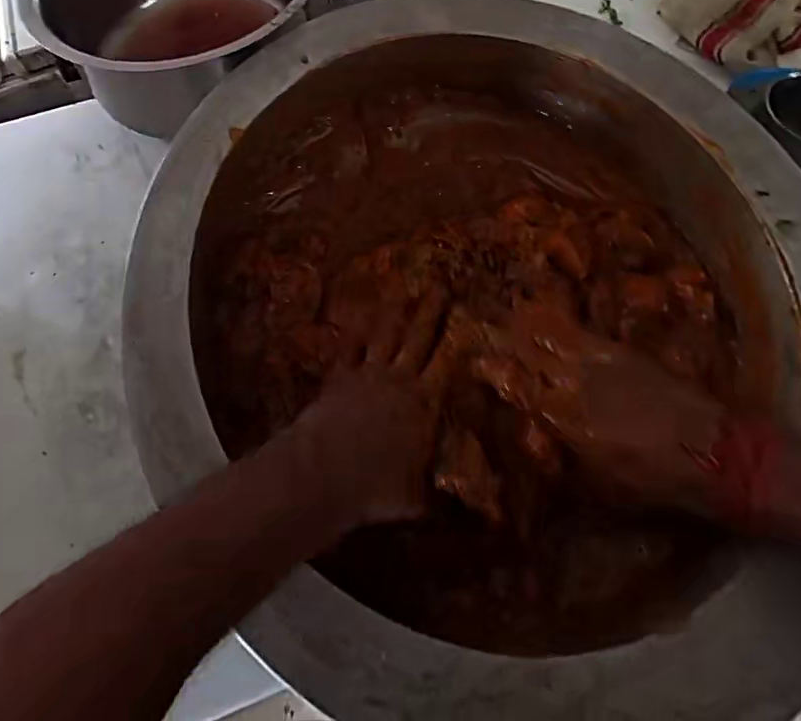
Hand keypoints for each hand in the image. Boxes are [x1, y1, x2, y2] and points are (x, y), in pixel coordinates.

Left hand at [274, 288, 450, 528]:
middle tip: (441, 284)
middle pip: (419, 340)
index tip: (467, 319)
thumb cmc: (375, 488)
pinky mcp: (339, 376)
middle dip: (432, 312)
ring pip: (386, 335)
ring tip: (404, 288)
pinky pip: (350, 347)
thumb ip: (439, 497)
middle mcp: (399, 382)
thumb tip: (474, 517)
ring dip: (396, 311)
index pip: (447, 366)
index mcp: (424, 405)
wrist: (326, 472)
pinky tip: (360, 315)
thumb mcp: (415, 499)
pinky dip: (356, 330)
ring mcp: (367, 375)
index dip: (458, 342)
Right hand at [491, 304, 727, 511]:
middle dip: (499, 342)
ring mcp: (598, 364)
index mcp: (568, 420)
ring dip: (522, 328)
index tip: (472, 362)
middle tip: (475, 328)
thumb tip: (532, 444)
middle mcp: (576, 385)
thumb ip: (562, 459)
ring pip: (549, 339)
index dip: (493, 374)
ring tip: (500, 315)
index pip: (520, 389)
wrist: (714, 452)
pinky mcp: (619, 352)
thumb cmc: (654, 481)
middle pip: (528, 357)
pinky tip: (541, 314)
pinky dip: (555, 324)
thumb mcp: (600, 485)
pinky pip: (578, 333)